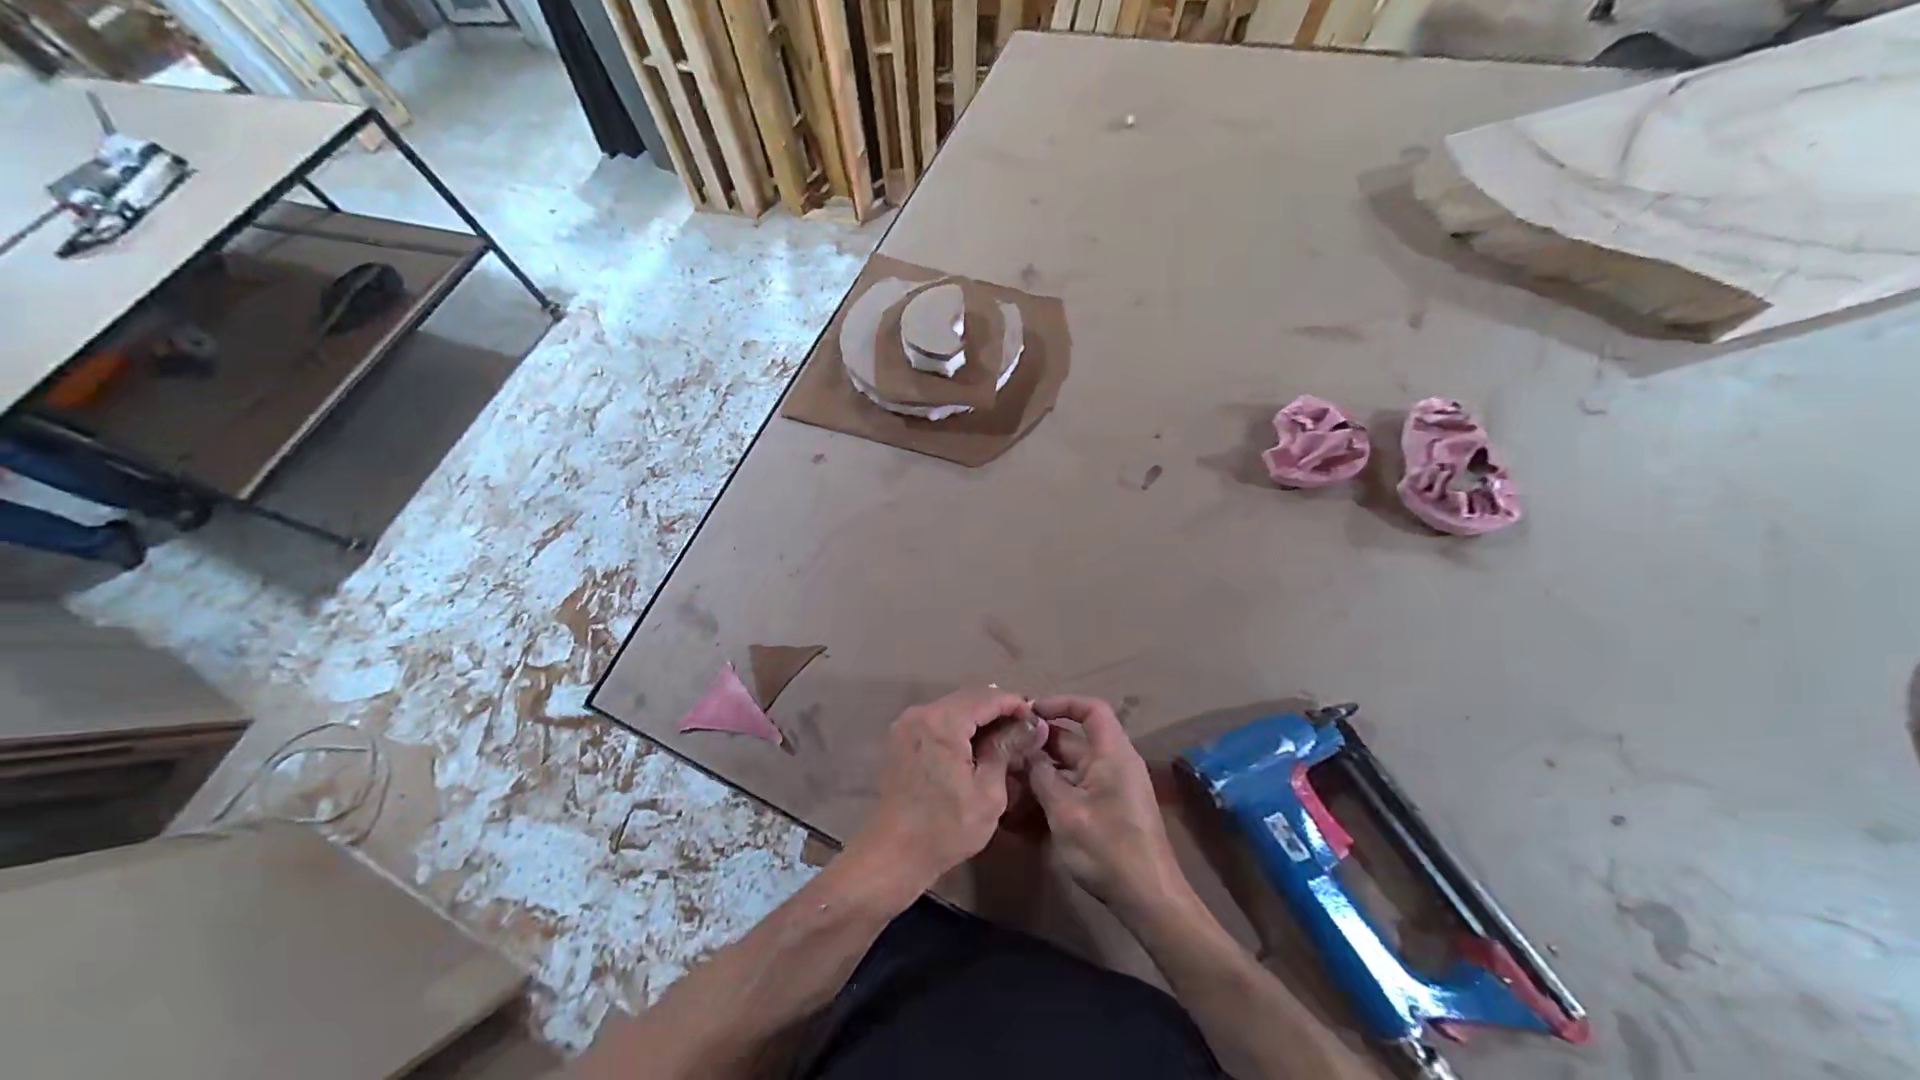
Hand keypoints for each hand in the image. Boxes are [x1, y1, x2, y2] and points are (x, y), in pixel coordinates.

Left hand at [848, 688, 1044, 895]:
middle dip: (998, 709)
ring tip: (1005, 738)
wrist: (894, 854)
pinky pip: (937, 720)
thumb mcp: (988, 792)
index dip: (1015, 704)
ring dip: (979, 717)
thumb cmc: (946, 827)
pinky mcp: (900, 739)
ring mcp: (906, 725)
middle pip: (968, 697)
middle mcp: (920, 713)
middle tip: (1025, 728)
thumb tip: (1032, 725)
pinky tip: (976, 746)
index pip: (987, 697)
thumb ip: (1007, 749)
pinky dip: (959, 726)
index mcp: (942, 722)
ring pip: (952, 707)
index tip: (1036, 720)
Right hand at [1027, 696, 1186, 913]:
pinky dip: (1055, 784)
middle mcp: (1116, 763)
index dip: (1062, 703)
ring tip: (1010, 772)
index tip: (1030, 711)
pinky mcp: (1110, 807)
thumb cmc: (1108, 849)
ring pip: (1074, 763)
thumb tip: (1027, 751)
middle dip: (1043, 739)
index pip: (1091, 709)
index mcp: (1113, 754)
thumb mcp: (1065, 811)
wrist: (1148, 898)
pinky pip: (1079, 783)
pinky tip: (1029, 798)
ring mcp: (1114, 786)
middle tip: (1007, 746)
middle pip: (1077, 738)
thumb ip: (1042, 776)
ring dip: (1044, 765)